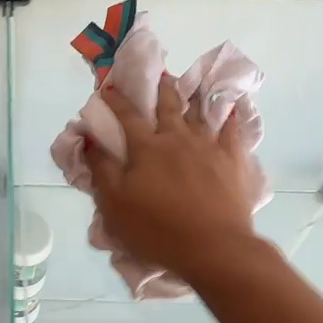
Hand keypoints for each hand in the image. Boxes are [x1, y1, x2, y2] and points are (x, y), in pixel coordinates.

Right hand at [88, 76, 261, 279]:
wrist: (213, 248)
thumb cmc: (156, 229)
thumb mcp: (114, 204)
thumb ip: (101, 169)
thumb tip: (90, 138)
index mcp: (146, 148)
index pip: (128, 116)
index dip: (116, 100)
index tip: (109, 87)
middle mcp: (177, 139)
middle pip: (168, 106)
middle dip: (160, 89)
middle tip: (159, 74)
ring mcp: (208, 147)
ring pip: (198, 114)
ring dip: (191, 97)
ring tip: (191, 84)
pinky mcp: (232, 161)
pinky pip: (232, 132)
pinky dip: (230, 117)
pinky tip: (232, 108)